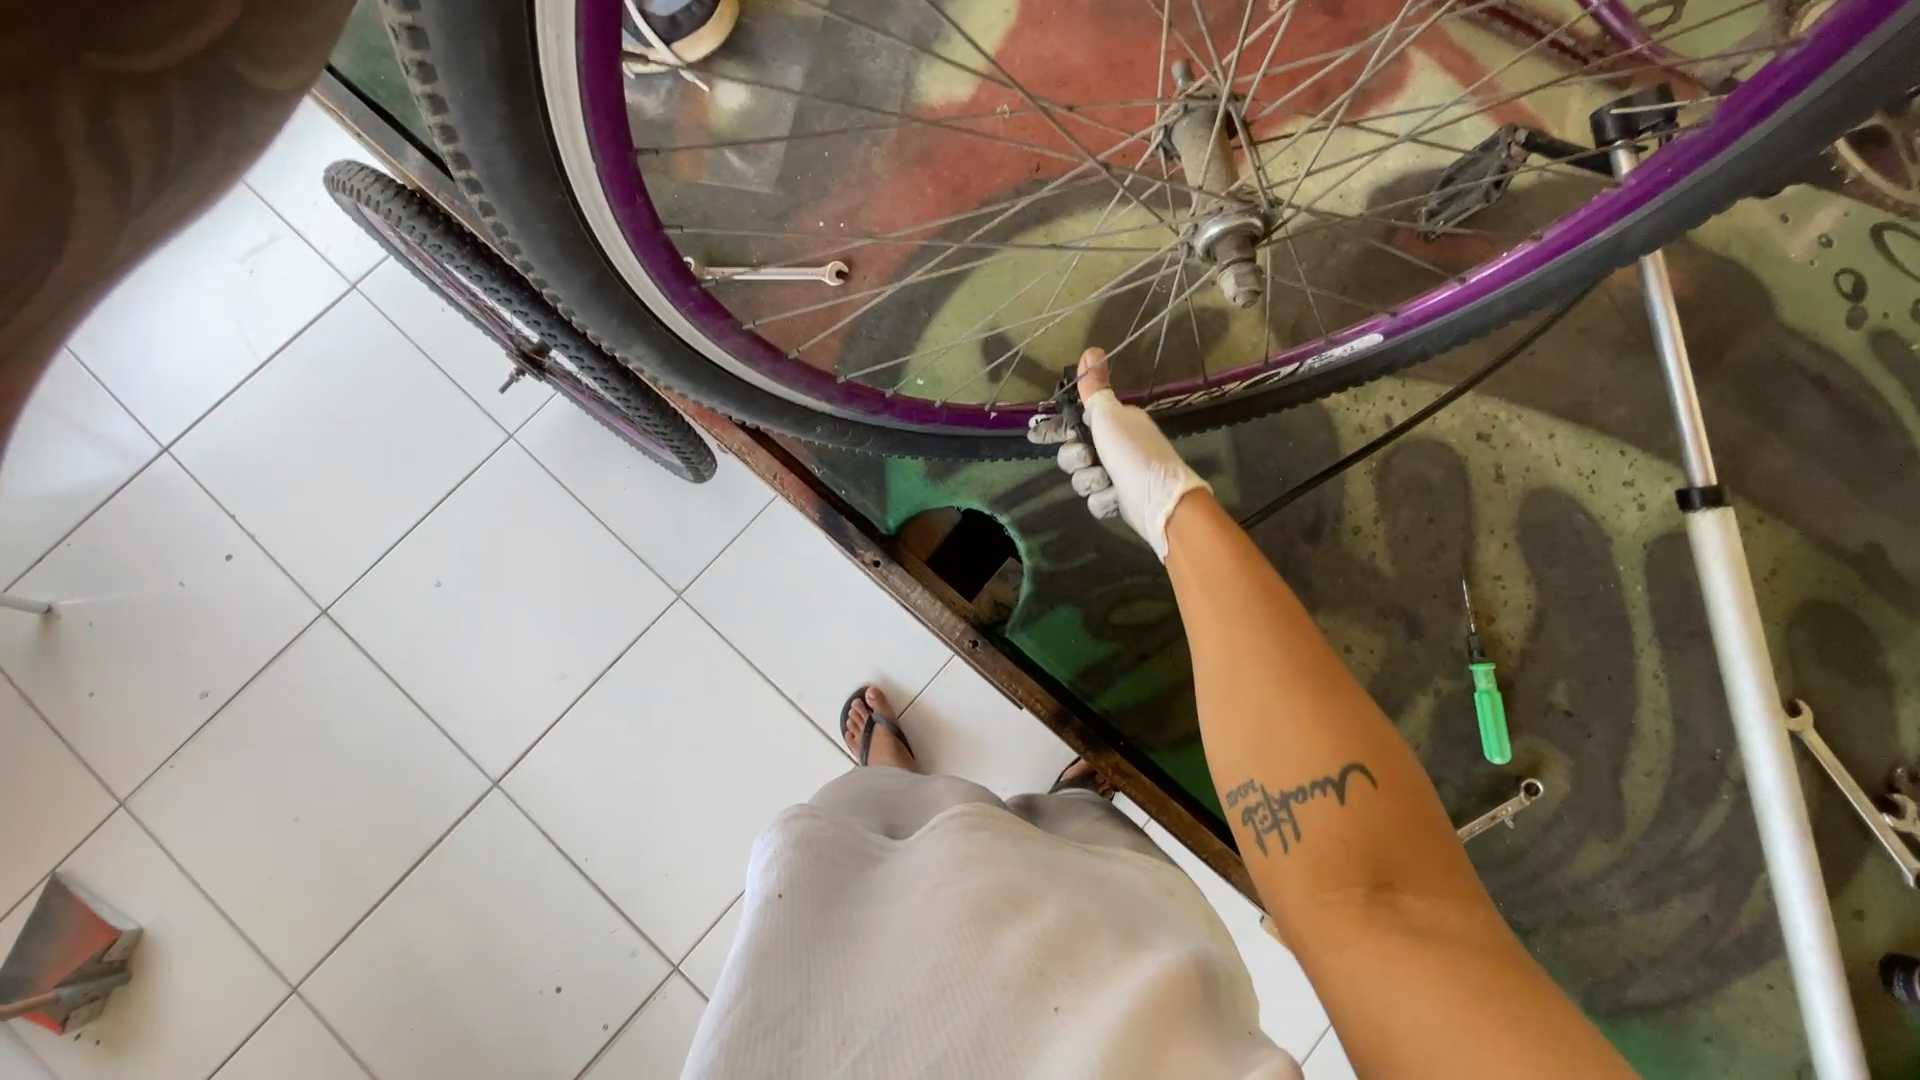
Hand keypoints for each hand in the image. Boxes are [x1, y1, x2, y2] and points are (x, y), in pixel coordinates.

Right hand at [1027, 348, 1210, 560]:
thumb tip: (1091, 350)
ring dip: (1091, 481)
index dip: (1055, 429)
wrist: (1160, 498)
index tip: (1036, 435)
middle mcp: (1114, 446)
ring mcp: (1116, 474)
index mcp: (1113, 423)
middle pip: (1072, 453)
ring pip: (1081, 479)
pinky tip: (1115, 497)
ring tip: (1108, 481)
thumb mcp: (1109, 414)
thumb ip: (1094, 387)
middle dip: (1075, 458)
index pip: (1074, 422)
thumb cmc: (1133, 451)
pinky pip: (1095, 500)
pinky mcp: (1117, 499)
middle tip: (1089, 458)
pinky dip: (1103, 500)